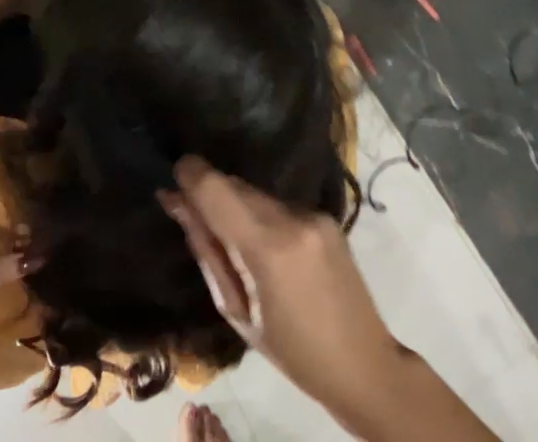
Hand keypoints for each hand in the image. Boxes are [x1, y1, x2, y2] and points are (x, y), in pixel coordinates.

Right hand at [160, 157, 406, 410]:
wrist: (365, 363)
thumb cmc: (291, 351)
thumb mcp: (236, 309)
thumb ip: (206, 250)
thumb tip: (176, 202)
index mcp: (268, 246)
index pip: (216, 187)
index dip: (189, 174)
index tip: (172, 180)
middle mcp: (293, 217)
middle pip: (235, 185)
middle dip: (210, 194)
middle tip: (191, 218)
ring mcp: (314, 214)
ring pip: (256, 193)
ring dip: (236, 206)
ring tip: (231, 243)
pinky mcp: (327, 217)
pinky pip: (278, 205)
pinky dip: (261, 216)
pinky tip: (263, 248)